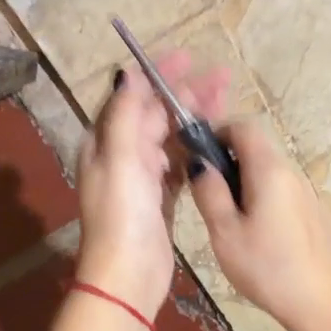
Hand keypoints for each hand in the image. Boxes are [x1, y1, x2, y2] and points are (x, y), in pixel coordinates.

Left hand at [76, 52, 222, 316]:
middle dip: (185, 96)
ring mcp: (141, 180)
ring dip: (194, 121)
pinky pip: (178, 167)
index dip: (159, 76)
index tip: (189, 57)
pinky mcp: (159, 202)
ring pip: (169, 139)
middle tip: (222, 79)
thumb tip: (129, 73)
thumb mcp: (120, 158)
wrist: (127, 274)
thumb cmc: (121, 215)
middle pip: (154, 116)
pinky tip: (213, 144)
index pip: (133, 97)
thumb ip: (125, 114)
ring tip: (225, 104)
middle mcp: (120, 157)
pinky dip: (193, 152)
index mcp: (104, 143)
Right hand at [187, 119, 330, 330]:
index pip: (244, 127)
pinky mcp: (316, 217)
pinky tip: (261, 241)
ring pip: (271, 176)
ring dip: (247, 188)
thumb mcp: (225, 232)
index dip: (217, 134)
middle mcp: (294, 174)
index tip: (199, 160)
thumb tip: (200, 163)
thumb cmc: (267, 268)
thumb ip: (209, 192)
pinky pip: (285, 197)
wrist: (321, 304)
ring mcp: (309, 196)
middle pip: (258, 151)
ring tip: (233, 227)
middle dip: (230, 165)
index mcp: (270, 170)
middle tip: (211, 201)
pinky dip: (266, 204)